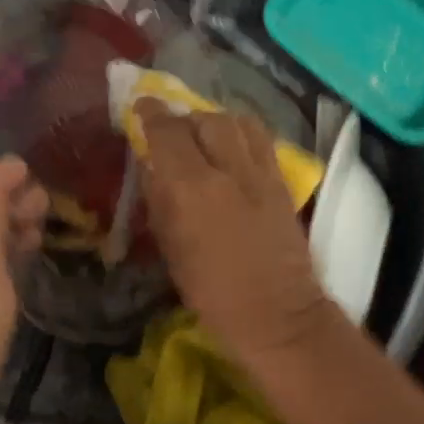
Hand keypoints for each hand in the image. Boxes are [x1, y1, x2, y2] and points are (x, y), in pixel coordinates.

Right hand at [133, 100, 333, 359]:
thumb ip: (158, 197)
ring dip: (214, 121)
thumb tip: (151, 166)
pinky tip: (231, 149)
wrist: (277, 316)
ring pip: (237, 122)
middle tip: (171, 131)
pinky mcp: (282, 183)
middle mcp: (227, 170)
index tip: (140, 107)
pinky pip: (260, 140)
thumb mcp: (168, 244)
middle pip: (205, 119)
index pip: (167, 132)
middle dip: (184, 119)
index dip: (150, 114)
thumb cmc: (210, 290)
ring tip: (203, 135)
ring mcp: (260, 174)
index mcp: (191, 187)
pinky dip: (241, 134)